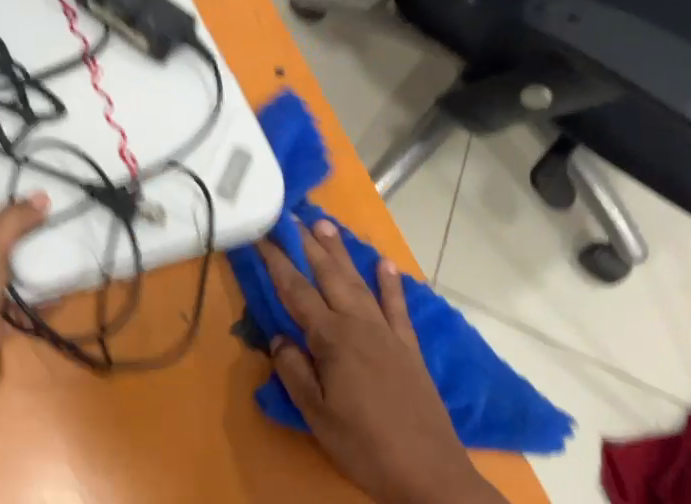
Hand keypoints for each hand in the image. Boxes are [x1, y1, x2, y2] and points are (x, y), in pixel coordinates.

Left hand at [0, 193, 49, 410]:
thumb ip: (13, 223)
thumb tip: (40, 195)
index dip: (7, 209)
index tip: (40, 200)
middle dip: (27, 241)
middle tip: (60, 226)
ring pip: (10, 280)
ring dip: (35, 272)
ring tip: (67, 256)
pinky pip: (18, 309)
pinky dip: (37, 304)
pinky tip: (63, 295)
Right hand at [260, 219, 506, 503]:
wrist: (430, 475)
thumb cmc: (364, 445)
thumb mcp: (316, 414)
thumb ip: (293, 370)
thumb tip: (279, 336)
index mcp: (332, 339)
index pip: (296, 290)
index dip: (276, 261)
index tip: (260, 233)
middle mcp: (359, 325)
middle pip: (328, 276)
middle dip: (307, 244)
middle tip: (290, 215)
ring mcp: (387, 334)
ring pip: (359, 283)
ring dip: (341, 253)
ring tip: (325, 224)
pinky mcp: (409, 349)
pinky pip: (397, 308)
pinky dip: (390, 285)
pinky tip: (385, 264)